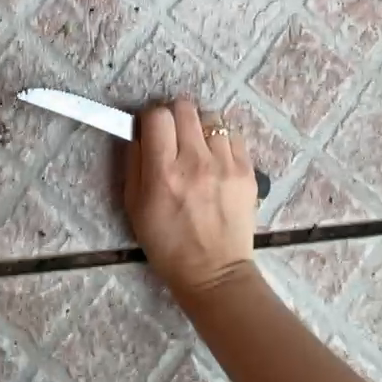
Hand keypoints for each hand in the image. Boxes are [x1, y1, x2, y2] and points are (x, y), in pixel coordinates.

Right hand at [125, 98, 258, 300]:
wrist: (214, 274)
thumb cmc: (167, 243)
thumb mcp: (134, 206)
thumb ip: (134, 162)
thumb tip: (139, 132)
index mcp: (164, 173)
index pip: (157, 116)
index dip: (151, 118)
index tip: (152, 131)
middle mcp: (195, 162)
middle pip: (185, 107)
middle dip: (175, 115)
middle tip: (174, 135)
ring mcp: (225, 165)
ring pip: (211, 118)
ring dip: (200, 128)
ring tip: (198, 148)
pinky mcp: (247, 172)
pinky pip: (233, 135)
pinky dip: (221, 141)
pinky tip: (216, 159)